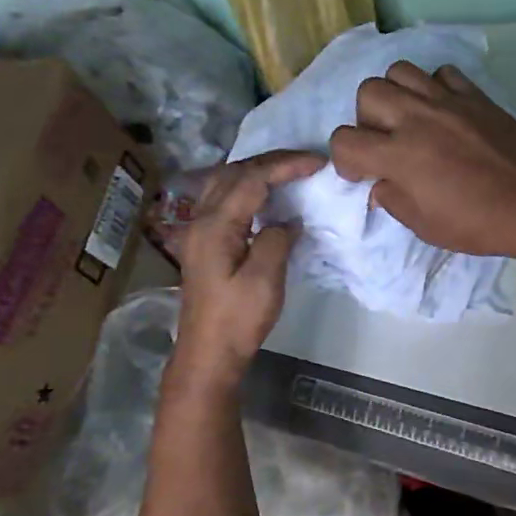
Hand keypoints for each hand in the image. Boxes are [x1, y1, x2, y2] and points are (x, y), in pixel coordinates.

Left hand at [174, 150, 326, 382]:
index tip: (317, 162)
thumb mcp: (264, 280)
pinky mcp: (203, 245)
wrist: (208, 354)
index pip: (251, 179)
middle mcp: (200, 221)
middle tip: (305, 163)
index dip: (285, 166)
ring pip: (224, 184)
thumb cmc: (237, 320)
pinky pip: (222, 201)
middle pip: (233, 173)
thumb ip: (276, 240)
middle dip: (269, 162)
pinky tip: (264, 199)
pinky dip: (245, 190)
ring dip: (255, 172)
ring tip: (287, 174)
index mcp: (214, 226)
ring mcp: (197, 232)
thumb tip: (287, 221)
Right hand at [329, 62, 515, 266]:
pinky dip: (433, 88)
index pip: (345, 140)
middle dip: (366, 118)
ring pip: (400, 71)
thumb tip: (380, 183)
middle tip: (383, 142)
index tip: (360, 174)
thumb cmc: (476, 224)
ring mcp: (448, 101)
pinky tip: (442, 113)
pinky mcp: (475, 95)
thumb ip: (392, 199)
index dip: (344, 159)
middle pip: (368, 92)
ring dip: (395, 95)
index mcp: (400, 155)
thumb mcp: (423, 225)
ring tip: (409, 120)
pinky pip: (441, 73)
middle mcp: (417, 118)